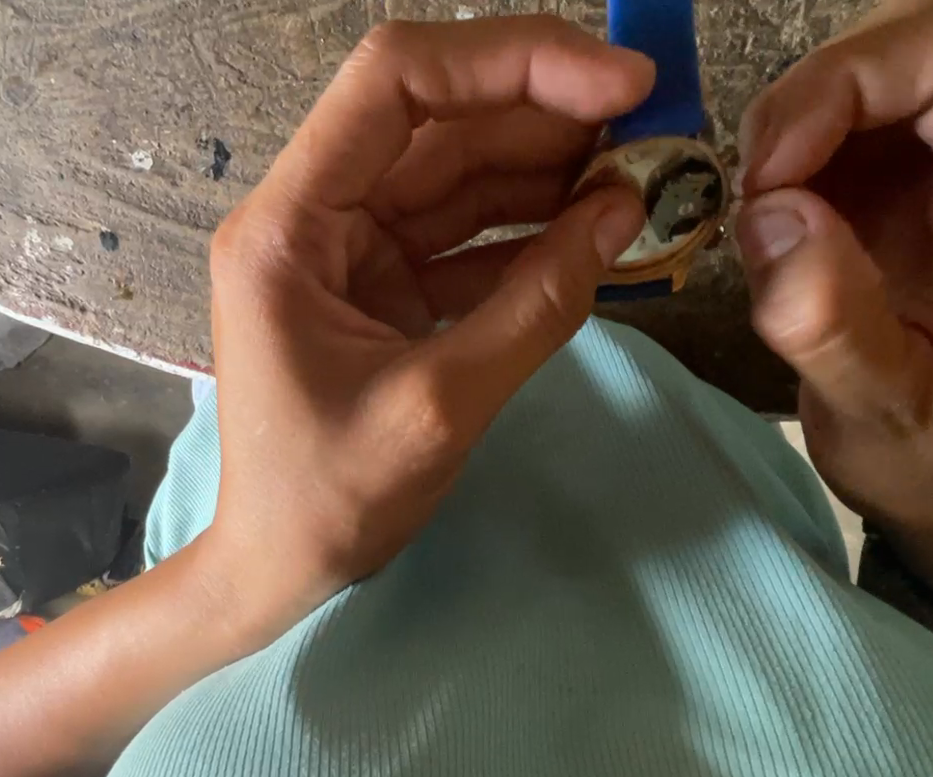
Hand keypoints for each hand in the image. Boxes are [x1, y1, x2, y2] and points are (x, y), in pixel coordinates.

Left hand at [200, 16, 651, 634]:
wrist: (283, 563)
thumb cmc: (332, 498)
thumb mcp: (439, 404)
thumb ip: (536, 304)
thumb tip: (623, 212)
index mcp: (287, 229)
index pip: (394, 82)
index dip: (513, 58)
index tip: (618, 83)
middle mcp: (307, 222)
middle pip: (433, 125)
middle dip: (544, 120)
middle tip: (649, 136)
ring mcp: (343, 257)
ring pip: (452, 180)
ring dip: (543, 176)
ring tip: (633, 186)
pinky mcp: (375, 294)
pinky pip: (456, 242)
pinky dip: (522, 238)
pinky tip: (588, 237)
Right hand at [736, 0, 932, 605]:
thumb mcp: (881, 416)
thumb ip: (828, 322)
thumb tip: (769, 213)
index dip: (854, 80)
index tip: (768, 174)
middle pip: (929, 40)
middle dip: (816, 95)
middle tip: (751, 189)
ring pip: (883, 76)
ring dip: (795, 129)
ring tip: (754, 219)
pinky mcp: (909, 200)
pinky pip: (848, 132)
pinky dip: (789, 159)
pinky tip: (767, 226)